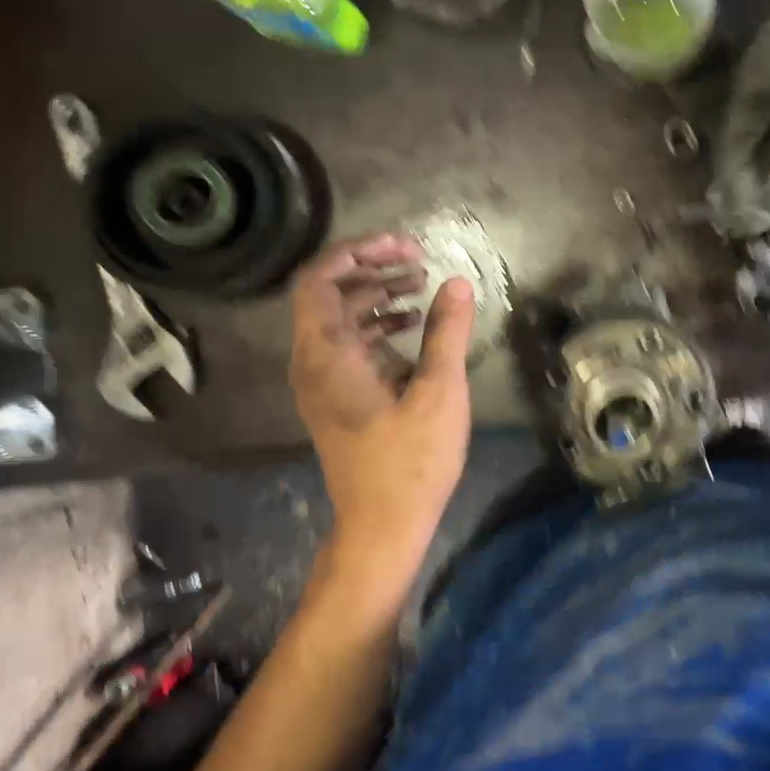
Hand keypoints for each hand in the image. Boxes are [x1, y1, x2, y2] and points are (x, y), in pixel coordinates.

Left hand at [289, 232, 475, 571]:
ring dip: (377, 294)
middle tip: (419, 260)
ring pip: (339, 317)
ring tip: (423, 285)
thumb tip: (456, 283)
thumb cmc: (410, 459)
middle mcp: (313, 362)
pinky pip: (349, 343)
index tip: (406, 247)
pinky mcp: (338, 396)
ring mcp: (322, 381)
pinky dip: (379, 324)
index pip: (319, 279)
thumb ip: (447, 332)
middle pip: (327, 293)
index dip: (358, 252)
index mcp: (327, 355)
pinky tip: (415, 325)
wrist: (383, 523)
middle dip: (372, 267)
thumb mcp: (439, 391)